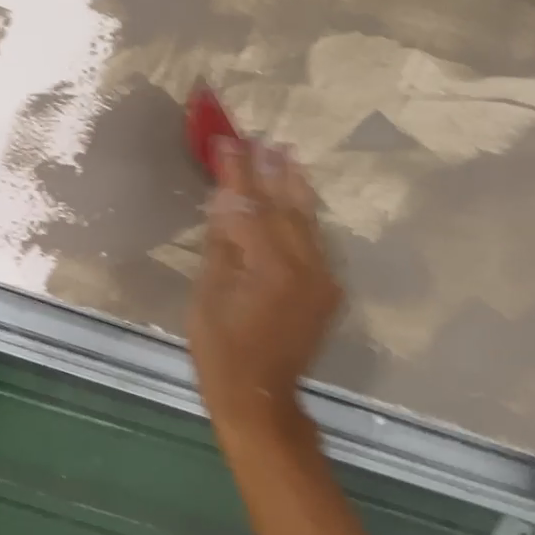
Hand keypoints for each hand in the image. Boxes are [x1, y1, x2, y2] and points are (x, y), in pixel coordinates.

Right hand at [188, 138, 341, 435]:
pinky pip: (314, 241)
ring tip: (286, 155)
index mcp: (269, 267)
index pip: (250, 206)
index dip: (236, 172)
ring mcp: (322, 279)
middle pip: (284, 208)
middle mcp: (305, 267)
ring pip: (307, 221)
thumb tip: (226, 200)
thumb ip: (222, 243)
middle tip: (261, 139)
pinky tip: (297, 199)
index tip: (226, 141)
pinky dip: (302, 215)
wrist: (260, 394)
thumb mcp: (207, 293)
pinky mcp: (327, 290)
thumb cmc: (219, 347)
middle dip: (270, 171)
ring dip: (294, 187)